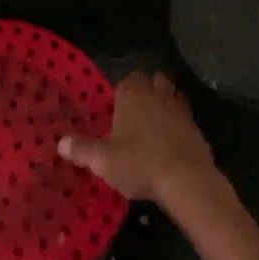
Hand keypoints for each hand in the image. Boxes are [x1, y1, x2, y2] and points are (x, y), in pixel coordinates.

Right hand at [58, 70, 215, 201]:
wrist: (186, 180)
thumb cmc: (139, 162)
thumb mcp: (103, 159)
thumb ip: (82, 149)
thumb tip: (60, 142)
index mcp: (133, 93)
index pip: (127, 79)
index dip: (123, 91)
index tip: (117, 106)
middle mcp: (157, 94)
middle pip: (153, 82)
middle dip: (147, 91)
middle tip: (137, 112)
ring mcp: (181, 110)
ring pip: (172, 98)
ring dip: (166, 106)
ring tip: (155, 126)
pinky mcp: (198, 129)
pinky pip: (186, 121)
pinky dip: (179, 128)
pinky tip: (172, 145)